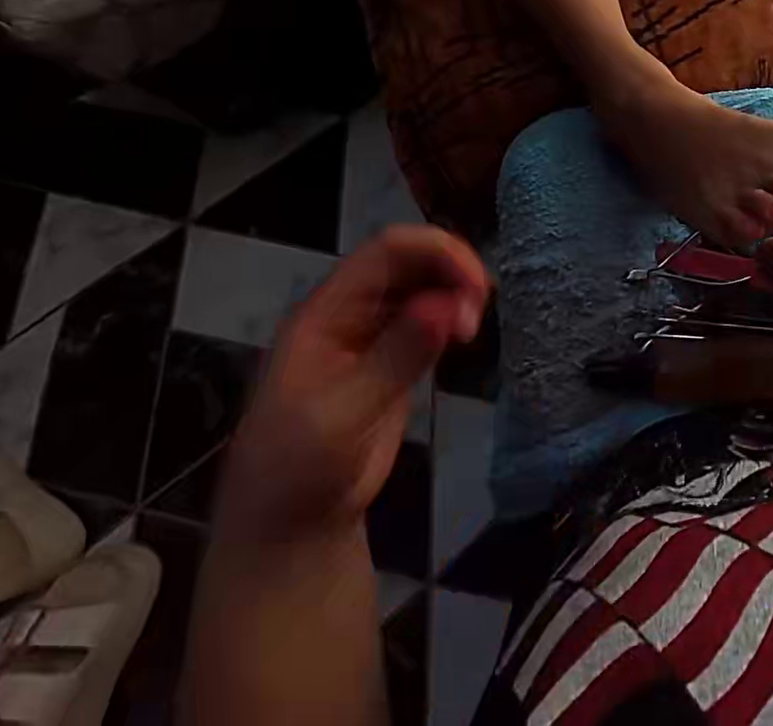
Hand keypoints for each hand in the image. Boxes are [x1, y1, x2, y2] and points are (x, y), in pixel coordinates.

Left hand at [218, 226, 489, 539]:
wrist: (293, 521)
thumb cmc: (299, 468)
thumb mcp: (344, 413)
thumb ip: (397, 356)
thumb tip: (447, 305)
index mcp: (327, 311)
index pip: (387, 252)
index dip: (437, 252)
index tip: (476, 285)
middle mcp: (353, 311)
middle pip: (411, 261)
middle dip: (453, 272)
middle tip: (479, 312)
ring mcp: (376, 333)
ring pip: (426, 285)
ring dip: (457, 293)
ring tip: (473, 329)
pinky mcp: (397, 357)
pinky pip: (431, 318)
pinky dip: (454, 316)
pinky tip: (468, 333)